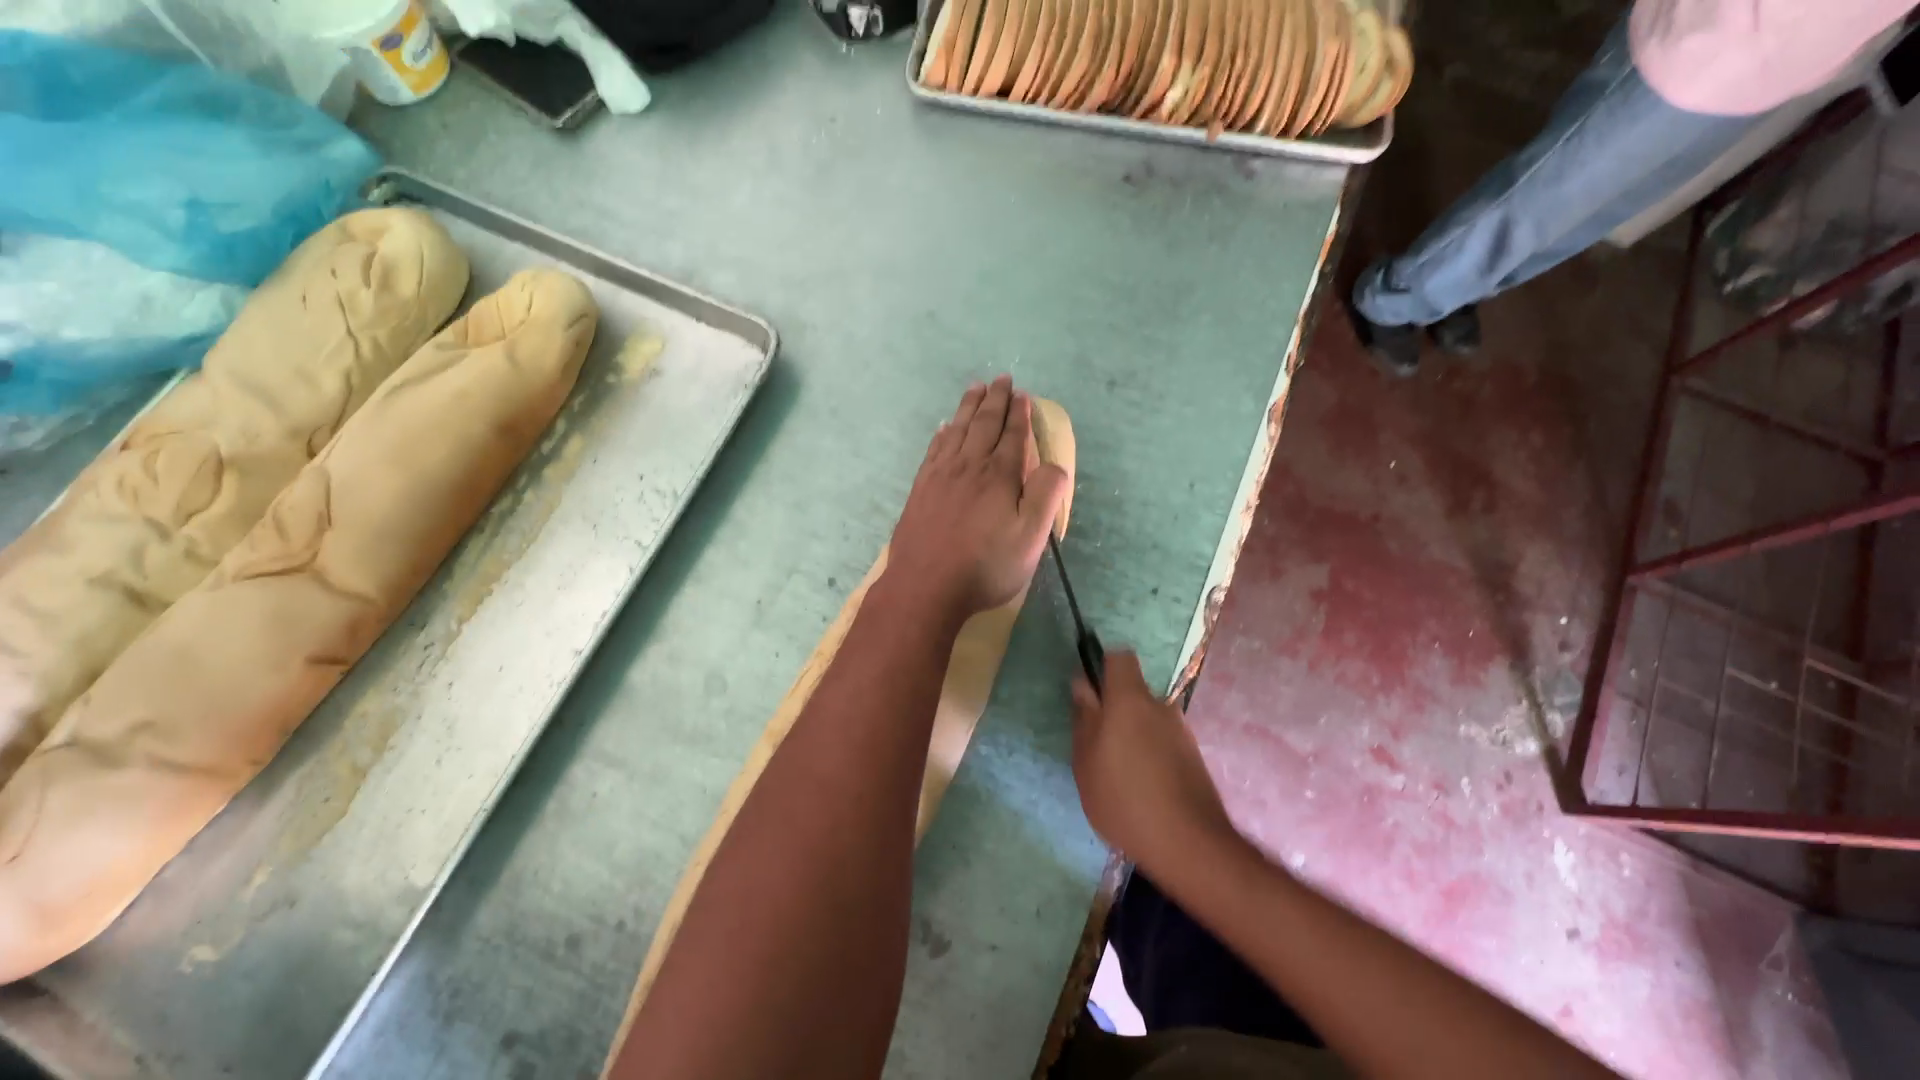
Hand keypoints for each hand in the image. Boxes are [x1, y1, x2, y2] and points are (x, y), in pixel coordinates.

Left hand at [886, 377, 1069, 622]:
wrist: (924, 587)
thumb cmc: (985, 566)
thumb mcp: (1031, 537)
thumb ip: (1046, 496)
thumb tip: (1054, 464)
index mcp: (999, 475)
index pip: (1012, 435)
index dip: (1019, 414)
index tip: (1023, 395)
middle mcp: (968, 466)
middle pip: (983, 424)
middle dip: (995, 400)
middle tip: (1002, 379)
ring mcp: (939, 476)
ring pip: (956, 430)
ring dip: (968, 407)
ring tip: (976, 388)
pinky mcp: (920, 490)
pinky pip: (934, 449)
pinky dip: (943, 433)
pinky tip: (944, 428)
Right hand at [1071, 652, 1235, 875]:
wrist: (1188, 843)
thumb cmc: (1123, 798)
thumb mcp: (1086, 760)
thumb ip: (1084, 718)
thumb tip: (1082, 684)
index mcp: (1130, 700)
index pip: (1120, 658)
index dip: (1102, 666)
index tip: (1088, 692)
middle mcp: (1160, 706)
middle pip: (1133, 693)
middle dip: (1114, 711)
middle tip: (1096, 747)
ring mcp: (1181, 731)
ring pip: (1148, 720)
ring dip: (1133, 736)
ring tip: (1118, 776)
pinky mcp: (1193, 756)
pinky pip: (1162, 743)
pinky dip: (1150, 756)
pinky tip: (1142, 789)